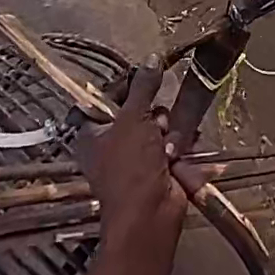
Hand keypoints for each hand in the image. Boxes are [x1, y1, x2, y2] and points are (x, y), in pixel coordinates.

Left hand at [78, 61, 184, 247]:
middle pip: (137, 110)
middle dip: (152, 113)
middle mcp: (110, 144)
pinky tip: (182, 145)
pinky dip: (177, 142)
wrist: (151, 216)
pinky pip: (169, 143)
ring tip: (168, 141)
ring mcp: (135, 157)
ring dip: (167, 129)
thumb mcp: (134, 118)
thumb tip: (152, 57)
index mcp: (92, 133)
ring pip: (156, 125)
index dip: (127, 86)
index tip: (145, 78)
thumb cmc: (131, 166)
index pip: (107, 97)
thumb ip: (143, 86)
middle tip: (156, 123)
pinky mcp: (157, 168)